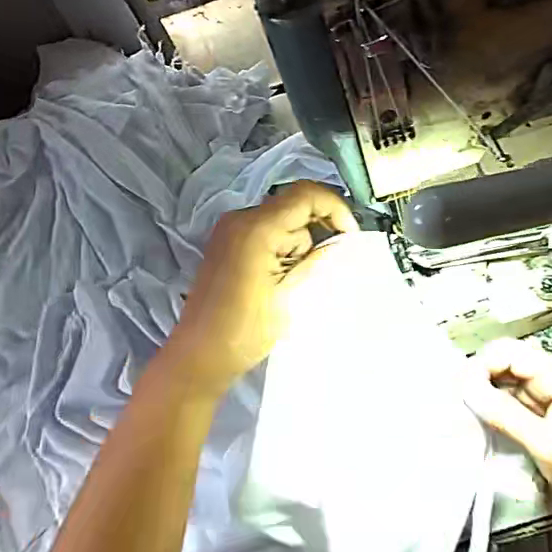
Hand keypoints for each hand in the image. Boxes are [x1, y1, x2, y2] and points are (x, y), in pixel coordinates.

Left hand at [160, 180, 357, 389]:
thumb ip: (314, 260)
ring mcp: (230, 230)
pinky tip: (283, 275)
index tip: (350, 235)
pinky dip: (282, 245)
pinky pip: (265, 231)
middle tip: (330, 259)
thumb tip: (336, 241)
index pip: (305, 195)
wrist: (200, 356)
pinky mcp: (227, 243)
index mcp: (256, 229)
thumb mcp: (289, 295)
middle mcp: (240, 219)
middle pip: (293, 204)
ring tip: (298, 279)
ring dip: (298, 241)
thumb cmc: (245, 331)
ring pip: (281, 219)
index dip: (334, 208)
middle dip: (317, 228)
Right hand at [463, 338, 551, 532]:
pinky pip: (511, 405)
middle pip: (505, 365)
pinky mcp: (543, 420)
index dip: (481, 365)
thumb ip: (505, 415)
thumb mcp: (548, 444)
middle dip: (479, 379)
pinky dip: (494, 411)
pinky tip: (479, 422)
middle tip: (455, 401)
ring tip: (462, 412)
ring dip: (484, 395)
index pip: (509, 352)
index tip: (458, 389)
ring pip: (505, 385)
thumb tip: (467, 388)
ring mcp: (548, 400)